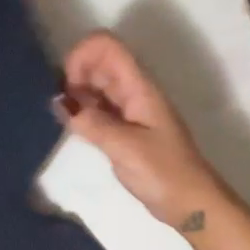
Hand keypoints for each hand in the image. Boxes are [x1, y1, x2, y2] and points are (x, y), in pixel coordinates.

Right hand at [56, 32, 228, 231]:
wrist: (190, 203)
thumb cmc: (164, 173)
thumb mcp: (125, 147)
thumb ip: (92, 123)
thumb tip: (59, 102)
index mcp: (139, 87)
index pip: (107, 47)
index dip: (82, 54)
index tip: (67, 85)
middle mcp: (133, 92)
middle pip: (99, 63)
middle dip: (74, 76)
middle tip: (63, 109)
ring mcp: (129, 111)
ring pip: (97, 86)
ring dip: (77, 95)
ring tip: (66, 121)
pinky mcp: (125, 131)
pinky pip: (99, 109)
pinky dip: (83, 113)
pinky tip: (75, 130)